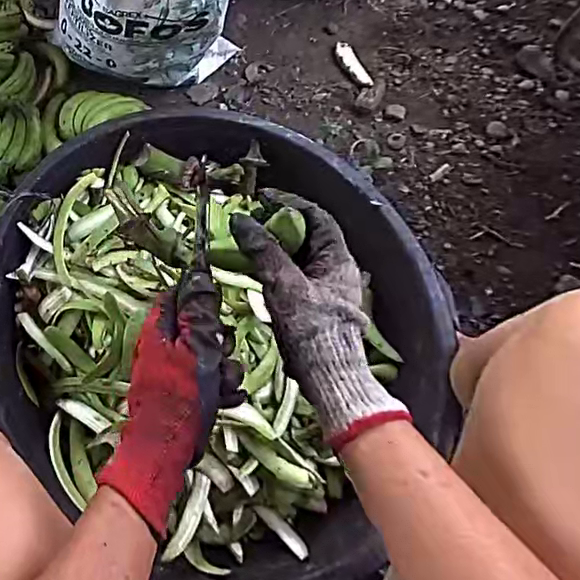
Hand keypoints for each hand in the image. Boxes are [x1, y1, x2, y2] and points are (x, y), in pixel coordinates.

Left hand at [95, 272, 243, 536]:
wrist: (166, 450)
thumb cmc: (179, 397)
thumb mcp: (196, 348)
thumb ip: (199, 311)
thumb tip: (199, 274)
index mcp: (158, 327)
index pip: (179, 293)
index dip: (201, 296)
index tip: (218, 308)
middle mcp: (161, 343)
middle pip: (197, 325)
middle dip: (218, 339)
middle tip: (223, 352)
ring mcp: (170, 367)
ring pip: (207, 353)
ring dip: (223, 366)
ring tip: (224, 383)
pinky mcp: (181, 389)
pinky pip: (206, 377)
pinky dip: (218, 386)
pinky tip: (226, 397)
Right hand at [232, 192, 408, 448]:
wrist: (330, 380)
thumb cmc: (312, 330)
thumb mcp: (284, 285)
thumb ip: (263, 250)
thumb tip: (241, 220)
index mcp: (338, 259)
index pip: (317, 217)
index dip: (291, 203)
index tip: (264, 199)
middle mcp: (336, 270)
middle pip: (306, 236)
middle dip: (278, 225)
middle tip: (251, 221)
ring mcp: (326, 289)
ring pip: (298, 257)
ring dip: (274, 248)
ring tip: (248, 242)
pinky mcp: (315, 307)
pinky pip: (293, 276)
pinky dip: (274, 268)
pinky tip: (256, 271)